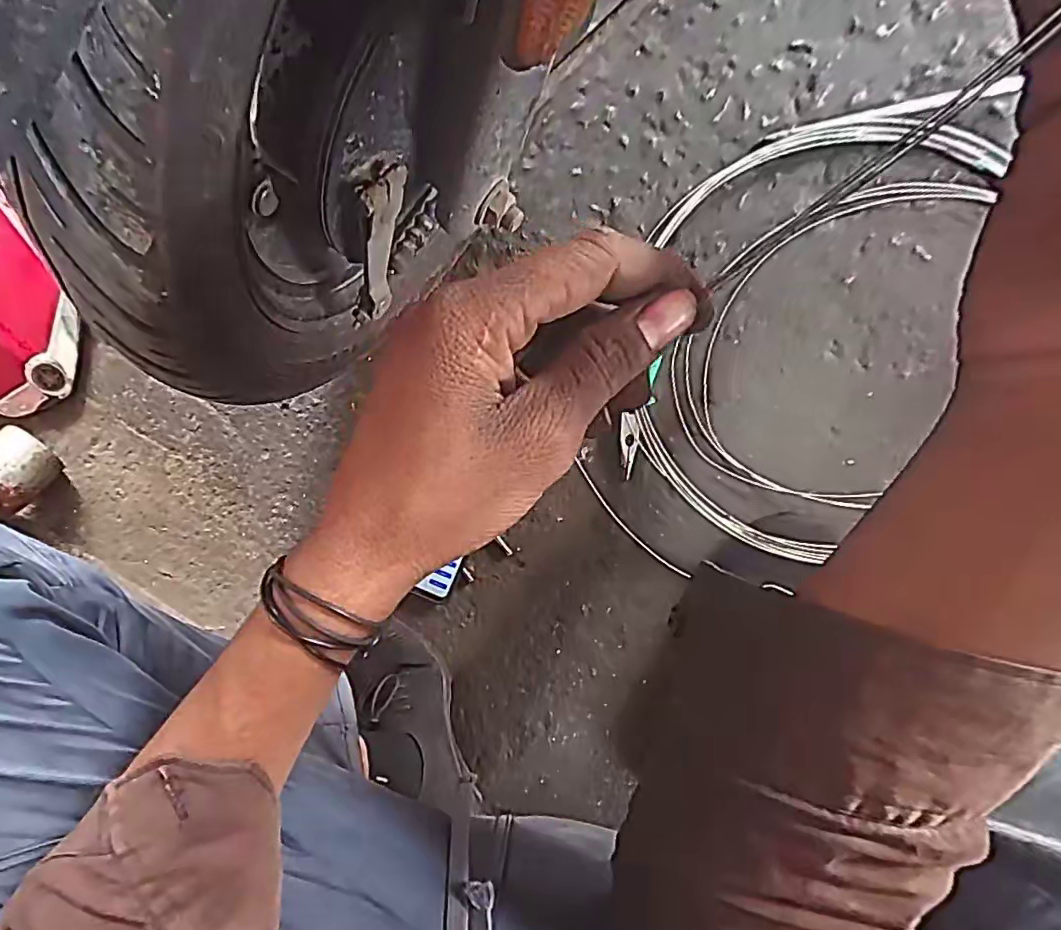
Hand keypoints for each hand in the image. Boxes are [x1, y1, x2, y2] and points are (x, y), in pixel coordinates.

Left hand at [288, 228, 701, 615]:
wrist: (370, 538)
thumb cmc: (435, 502)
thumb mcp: (541, 435)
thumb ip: (605, 364)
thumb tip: (662, 316)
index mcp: (470, 316)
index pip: (584, 260)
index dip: (651, 273)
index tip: (690, 298)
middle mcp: (444, 310)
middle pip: (557, 284)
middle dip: (616, 319)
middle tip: (651, 365)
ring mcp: (433, 334)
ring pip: (532, 316)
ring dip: (581, 348)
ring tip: (612, 398)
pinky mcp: (431, 360)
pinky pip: (501, 342)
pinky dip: (541, 364)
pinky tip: (567, 401)